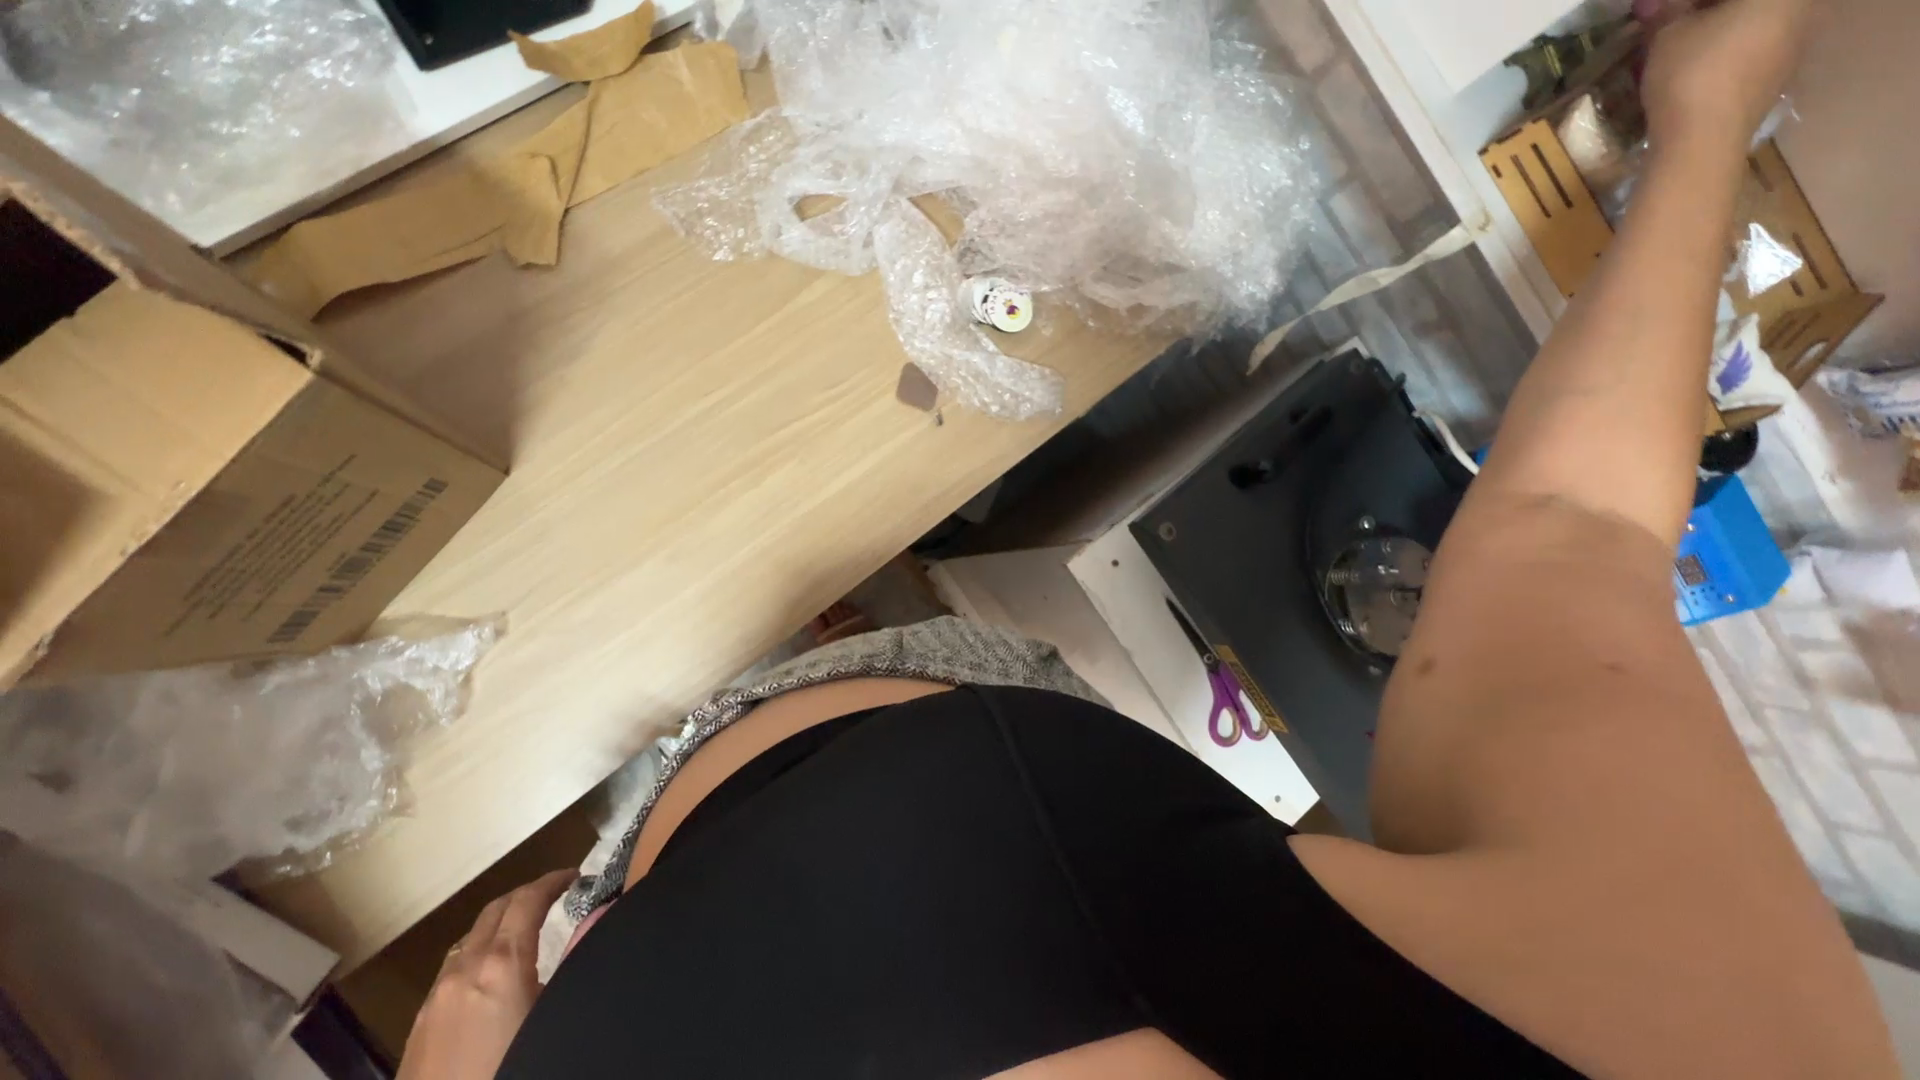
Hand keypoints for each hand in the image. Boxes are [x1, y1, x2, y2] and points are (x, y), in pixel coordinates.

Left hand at [397, 869, 574, 1079]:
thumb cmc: (509, 1071)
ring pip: (469, 939)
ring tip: (528, 932)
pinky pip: (452, 968)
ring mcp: (435, 999)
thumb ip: (578, 960)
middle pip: (493, 911)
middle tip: (557, 896)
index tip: (576, 875)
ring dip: (500, 924)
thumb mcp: (555, 1019)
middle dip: (526, 895)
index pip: (527, 901)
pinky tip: (491, 980)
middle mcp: (463, 970)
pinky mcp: (419, 1026)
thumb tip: (602, 912)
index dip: (552, 881)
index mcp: (501, 964)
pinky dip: (478, 953)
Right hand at [1638, 0, 1817, 153]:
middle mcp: (1805, 8)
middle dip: (1713, 11)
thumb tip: (1654, 3)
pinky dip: (1736, 47)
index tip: (1673, 10)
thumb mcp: (1667, 35)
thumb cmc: (1690, 75)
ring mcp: (1800, 41)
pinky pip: (1762, 45)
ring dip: (1727, 27)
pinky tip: (1706, 65)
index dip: (1692, 3)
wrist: (1703, 140)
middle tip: (1681, 19)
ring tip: (1691, 42)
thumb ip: (1667, 10)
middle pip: (1753, 5)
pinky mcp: (1784, 72)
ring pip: (1762, 21)